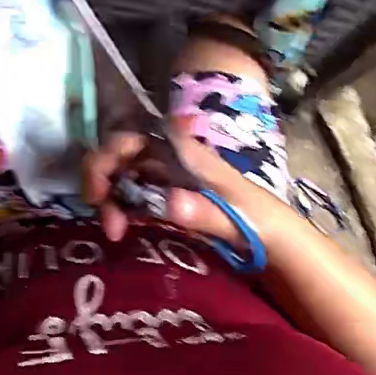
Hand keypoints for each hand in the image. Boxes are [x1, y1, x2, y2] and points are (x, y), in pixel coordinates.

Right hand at [80, 114, 282, 244]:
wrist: (275, 236)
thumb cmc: (257, 219)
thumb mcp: (234, 216)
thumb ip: (204, 211)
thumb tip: (170, 202)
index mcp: (184, 152)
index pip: (134, 138)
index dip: (108, 155)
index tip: (100, 189)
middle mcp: (169, 158)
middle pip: (120, 154)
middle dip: (101, 178)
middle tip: (100, 213)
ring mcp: (166, 178)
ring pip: (122, 175)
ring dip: (109, 199)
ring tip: (114, 232)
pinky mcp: (166, 198)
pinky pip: (132, 196)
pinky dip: (120, 210)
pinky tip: (122, 230)